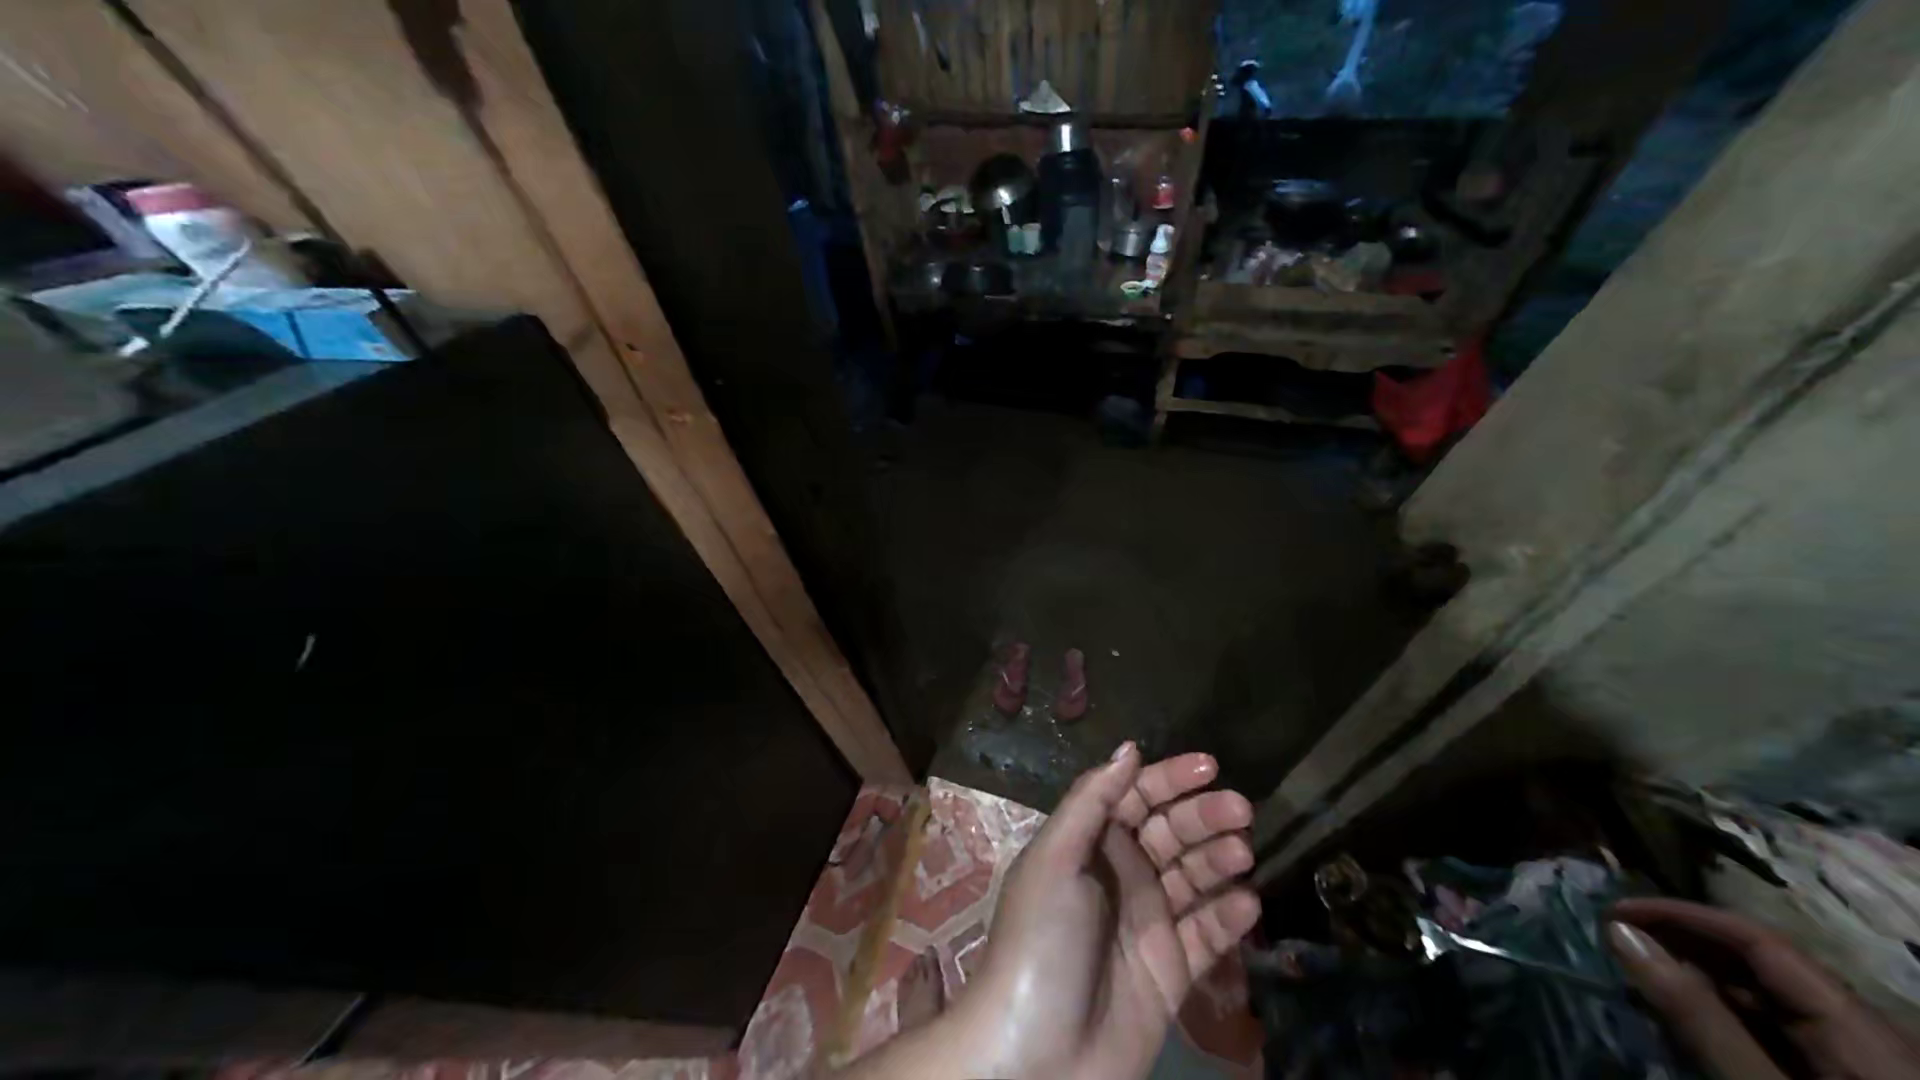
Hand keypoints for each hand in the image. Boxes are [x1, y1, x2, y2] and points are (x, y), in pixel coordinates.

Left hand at [955, 741, 1261, 1079]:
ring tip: (1242, 853)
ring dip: (1219, 859)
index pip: (1134, 797)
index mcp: (1087, 843)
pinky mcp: (1172, 968)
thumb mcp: (1054, 860)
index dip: (1169, 779)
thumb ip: (1091, 801)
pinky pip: (1207, 933)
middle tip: (1241, 811)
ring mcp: (1148, 921)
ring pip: (1193, 876)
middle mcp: (1120, 874)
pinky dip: (1228, 916)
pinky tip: (1245, 904)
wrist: (1037, 1055)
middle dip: (1204, 816)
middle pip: (1170, 831)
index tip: (1210, 766)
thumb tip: (1130, 747)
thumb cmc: (1039, 941)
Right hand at [1609, 898, 1919, 1079]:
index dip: (1683, 916)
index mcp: (1866, 1034)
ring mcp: (1859, 1068)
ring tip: (1635, 975)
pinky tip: (1679, 1019)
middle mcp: (1870, 1039)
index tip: (1612, 913)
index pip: (1760, 942)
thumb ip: (1695, 1015)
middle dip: (1684, 943)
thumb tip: (1620, 933)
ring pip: (1766, 998)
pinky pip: (1775, 1032)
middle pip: (1765, 966)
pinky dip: (1720, 1015)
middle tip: (1614, 939)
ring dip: (1696, 978)